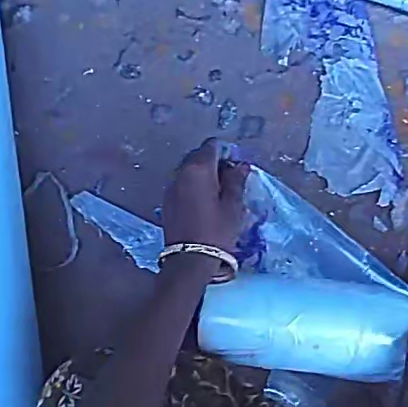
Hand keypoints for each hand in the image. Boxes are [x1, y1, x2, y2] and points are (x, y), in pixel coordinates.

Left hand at [161, 139, 249, 254]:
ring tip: (219, 193)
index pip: (212, 146)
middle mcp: (180, 173)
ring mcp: (171, 188)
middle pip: (198, 157)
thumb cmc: (216, 232)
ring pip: (189, 171)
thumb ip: (236, 182)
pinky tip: (205, 203)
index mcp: (198, 170)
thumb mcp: (233, 207)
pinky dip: (194, 187)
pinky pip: (183, 185)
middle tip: (231, 180)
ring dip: (204, 176)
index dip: (227, 152)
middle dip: (215, 163)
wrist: (190, 260)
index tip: (237, 167)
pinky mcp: (167, 202)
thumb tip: (240, 165)